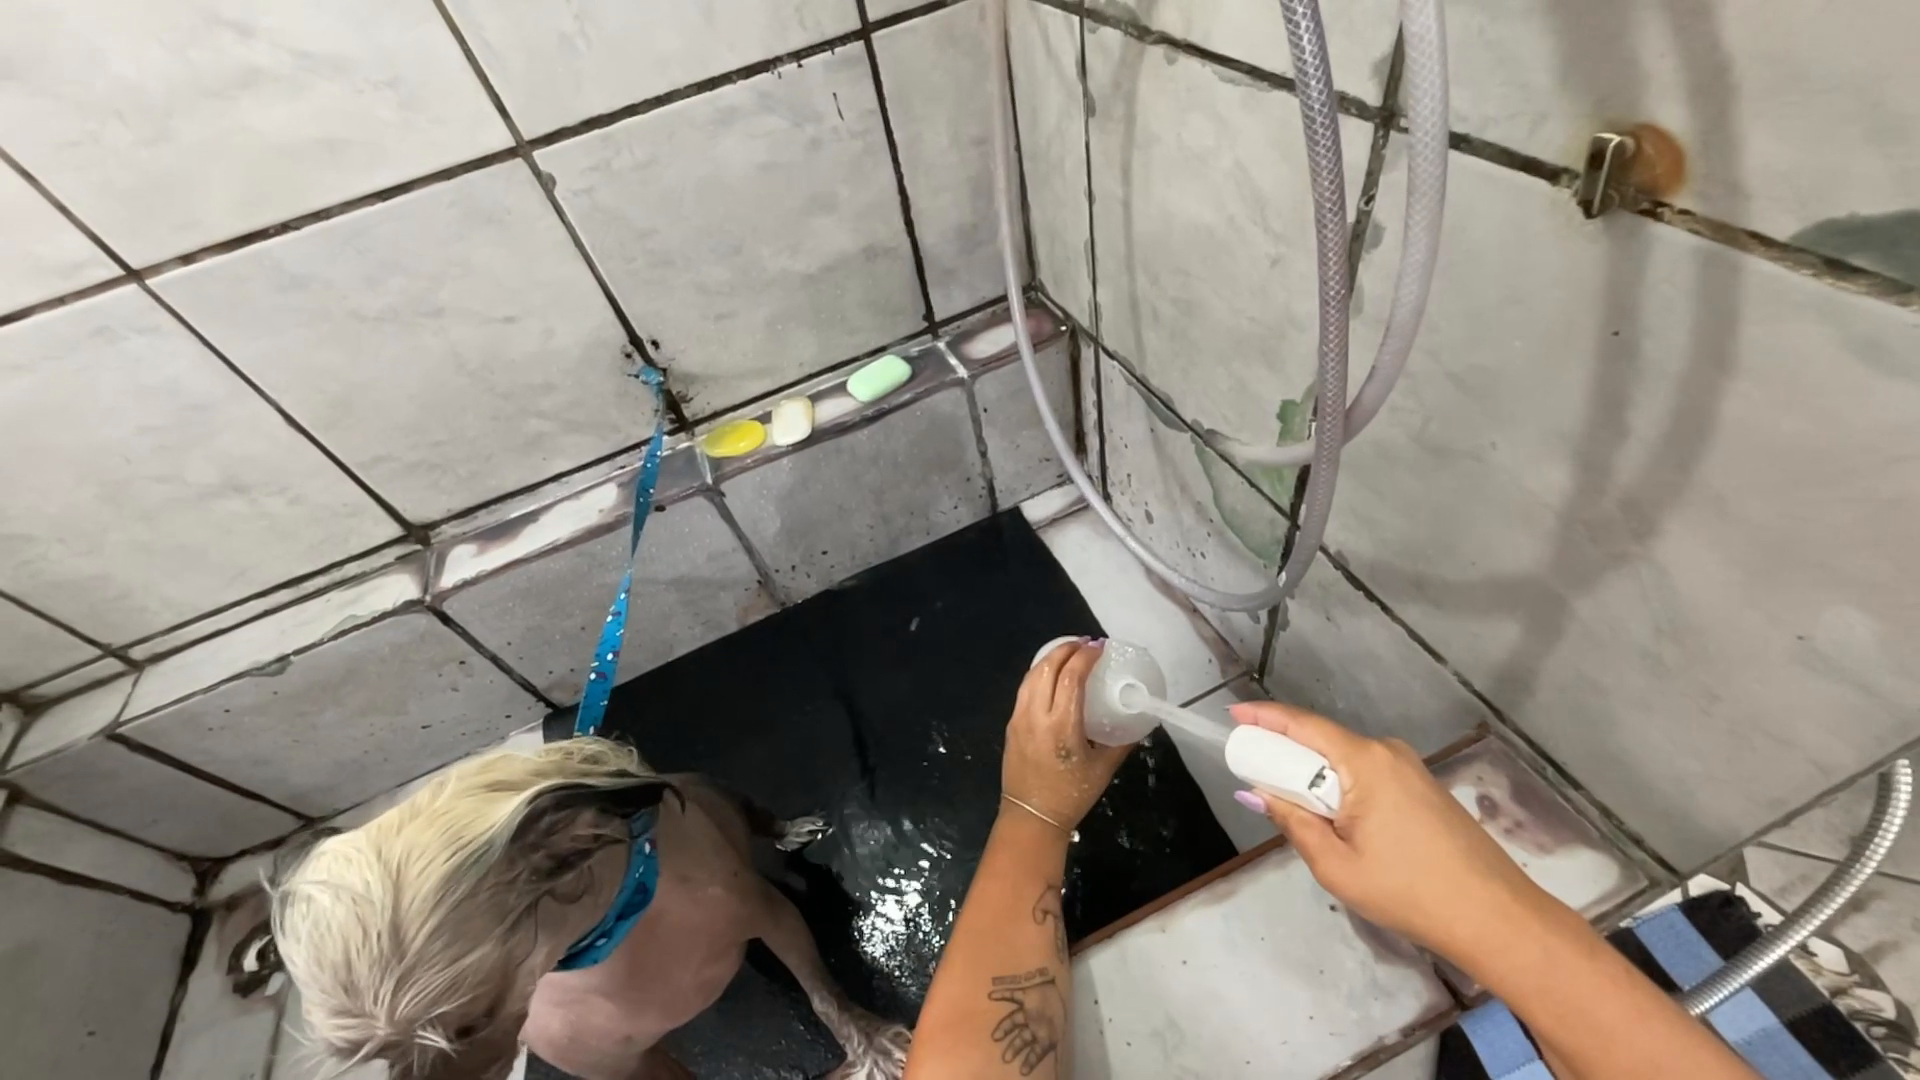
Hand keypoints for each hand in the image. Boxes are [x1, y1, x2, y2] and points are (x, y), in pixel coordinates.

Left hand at [1001, 640, 1130, 831]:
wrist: (1031, 818)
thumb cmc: (1071, 796)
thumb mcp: (1104, 769)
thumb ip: (1122, 741)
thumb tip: (1138, 721)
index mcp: (1062, 725)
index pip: (1071, 677)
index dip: (1085, 656)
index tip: (1099, 647)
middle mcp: (1036, 715)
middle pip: (1047, 667)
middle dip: (1065, 649)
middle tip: (1084, 644)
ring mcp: (1019, 718)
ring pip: (1032, 675)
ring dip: (1050, 658)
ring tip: (1068, 653)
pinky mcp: (1011, 724)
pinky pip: (1025, 689)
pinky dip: (1039, 674)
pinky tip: (1051, 676)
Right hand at [1229, 702, 1549, 957]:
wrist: (1498, 919)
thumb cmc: (1409, 891)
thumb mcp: (1335, 865)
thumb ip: (1292, 821)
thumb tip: (1255, 793)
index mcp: (1365, 762)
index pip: (1302, 725)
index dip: (1263, 717)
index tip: (1232, 717)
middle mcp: (1387, 752)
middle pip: (1321, 740)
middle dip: (1285, 754)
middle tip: (1255, 777)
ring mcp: (1409, 768)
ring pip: (1343, 760)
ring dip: (1314, 777)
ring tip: (1297, 811)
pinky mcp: (1423, 787)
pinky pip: (1365, 774)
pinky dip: (1339, 787)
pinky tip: (1337, 821)